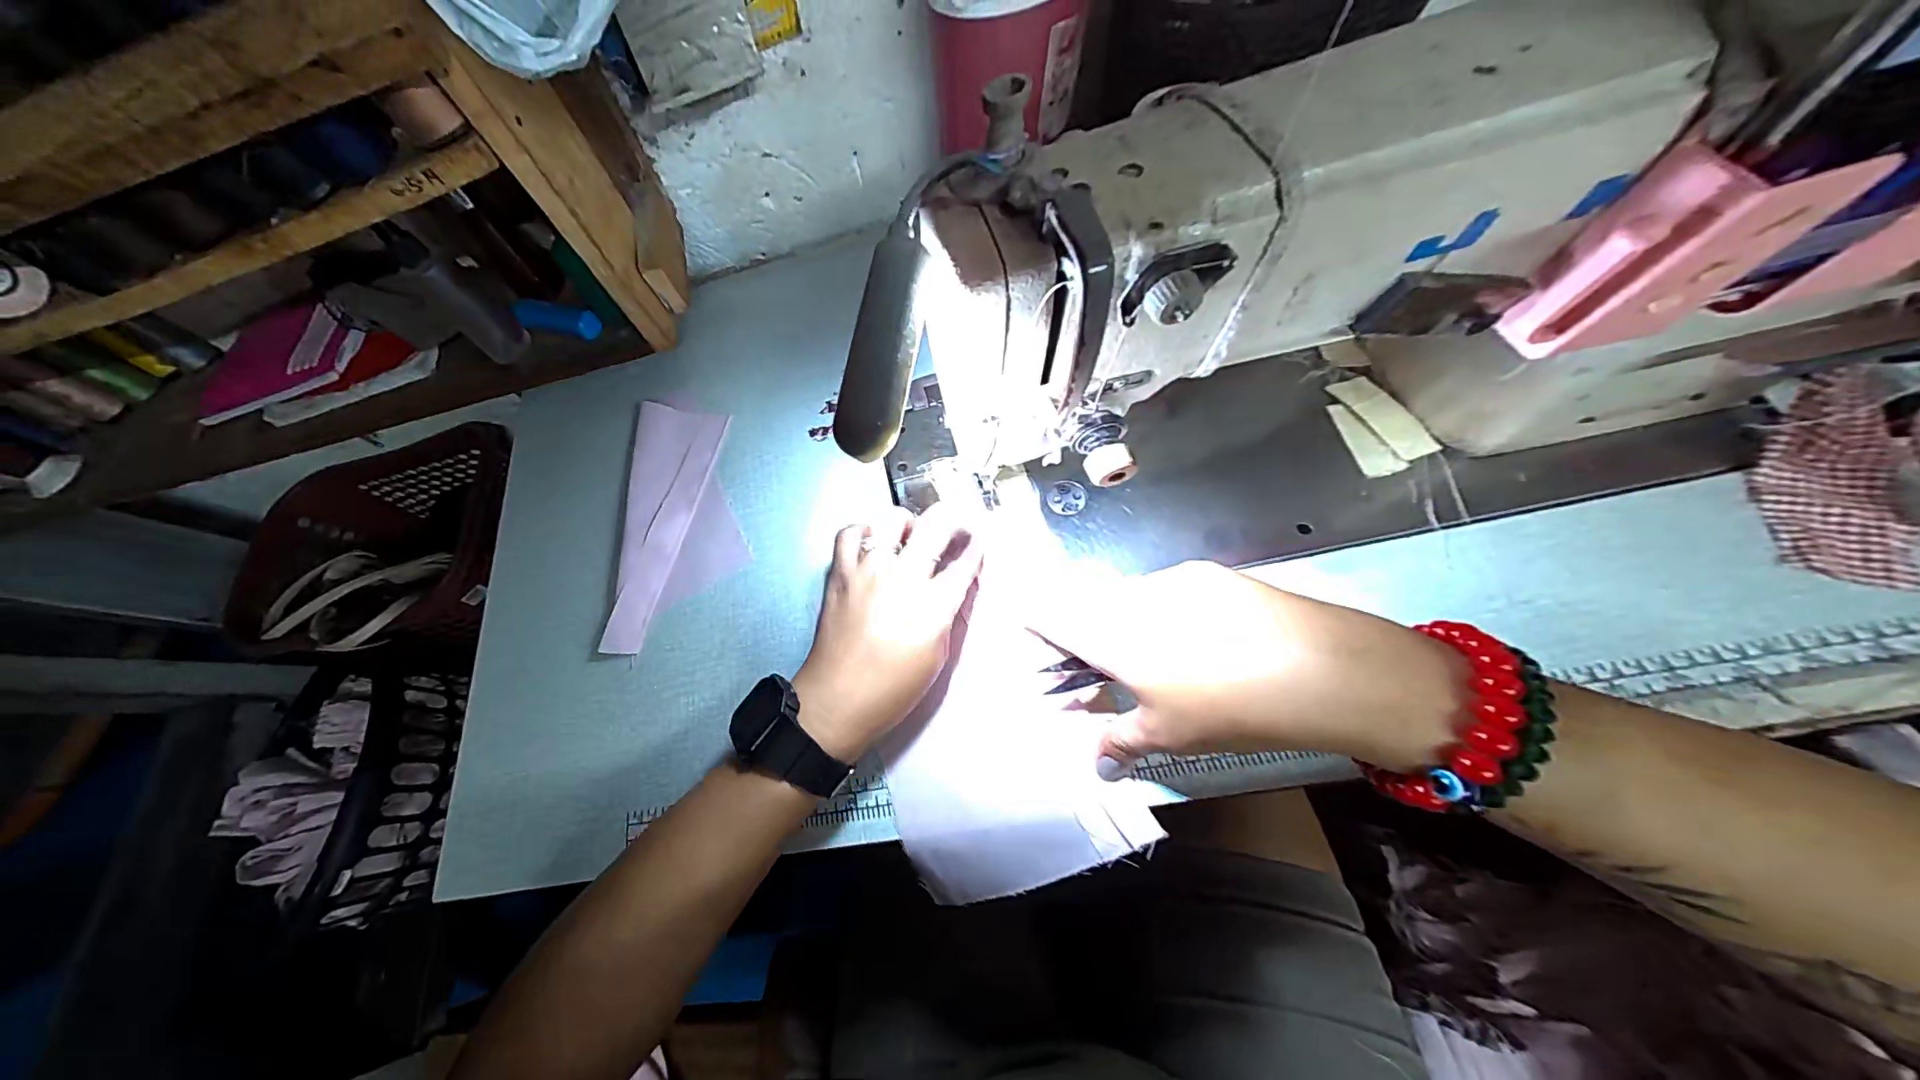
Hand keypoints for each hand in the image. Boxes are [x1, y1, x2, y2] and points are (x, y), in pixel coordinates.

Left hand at [791, 503, 983, 760]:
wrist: (837, 701)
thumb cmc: (893, 689)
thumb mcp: (937, 657)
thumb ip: (947, 615)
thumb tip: (953, 588)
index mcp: (933, 605)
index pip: (964, 562)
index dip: (976, 547)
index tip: (979, 540)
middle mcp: (903, 579)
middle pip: (936, 527)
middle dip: (953, 521)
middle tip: (954, 527)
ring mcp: (868, 571)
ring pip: (892, 520)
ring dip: (908, 523)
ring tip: (910, 534)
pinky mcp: (840, 573)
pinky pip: (850, 533)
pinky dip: (863, 531)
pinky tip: (871, 542)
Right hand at [1025, 561, 1468, 775]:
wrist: (1323, 669)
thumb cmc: (1226, 707)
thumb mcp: (1167, 735)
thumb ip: (1119, 741)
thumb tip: (1097, 761)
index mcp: (1109, 630)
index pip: (1047, 610)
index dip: (1035, 626)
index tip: (1045, 652)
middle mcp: (1133, 593)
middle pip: (1088, 603)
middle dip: (1087, 636)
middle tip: (1107, 675)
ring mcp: (1176, 578)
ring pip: (1131, 597)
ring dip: (1129, 625)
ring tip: (1164, 664)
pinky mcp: (1213, 574)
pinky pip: (1170, 591)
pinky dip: (1167, 615)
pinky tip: (1204, 645)